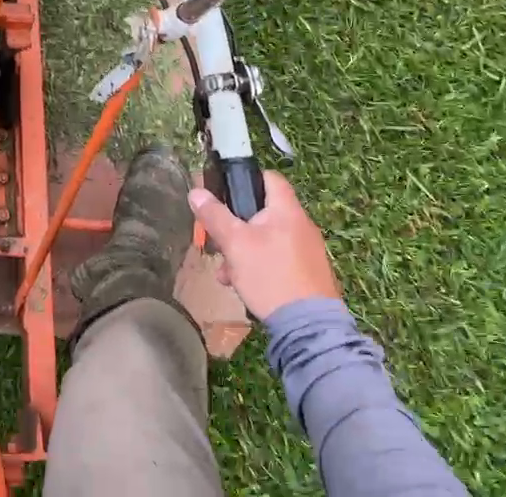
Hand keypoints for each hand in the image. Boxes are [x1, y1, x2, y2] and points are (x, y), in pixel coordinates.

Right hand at [188, 170, 340, 318]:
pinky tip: (244, 285)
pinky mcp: (308, 274)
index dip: (245, 178)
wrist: (309, 328)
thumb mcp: (234, 243)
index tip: (225, 192)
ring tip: (227, 272)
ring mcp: (307, 251)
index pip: (269, 177)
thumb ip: (214, 215)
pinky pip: (278, 259)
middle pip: (262, 212)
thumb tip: (196, 192)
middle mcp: (301, 226)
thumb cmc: (270, 275)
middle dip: (235, 226)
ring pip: (266, 239)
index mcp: (287, 210)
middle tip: (219, 241)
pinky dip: (259, 266)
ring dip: (243, 250)